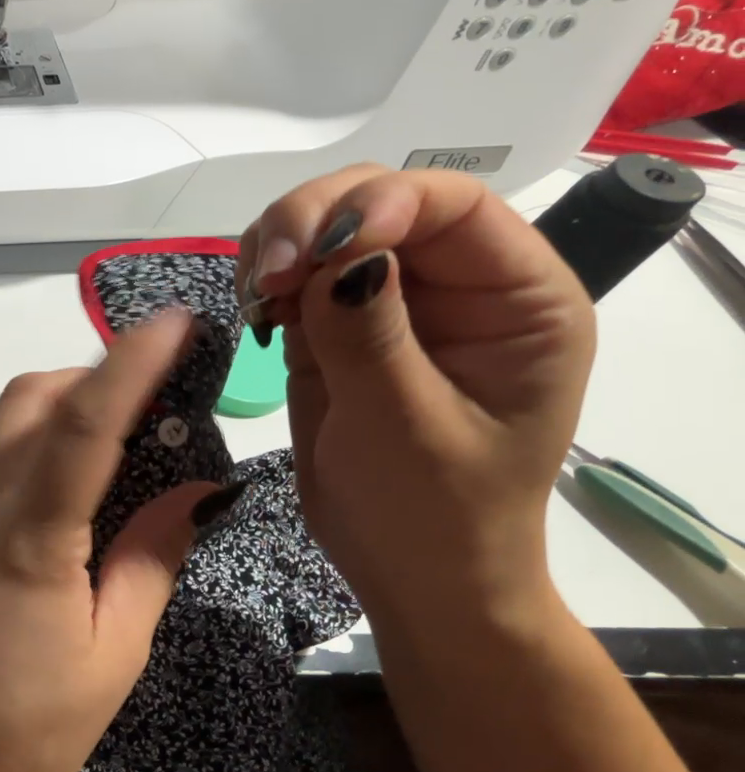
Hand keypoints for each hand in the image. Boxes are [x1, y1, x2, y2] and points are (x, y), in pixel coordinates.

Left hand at [0, 310, 229, 771]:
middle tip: (164, 386)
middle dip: (97, 373)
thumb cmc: (50, 713)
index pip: (82, 426)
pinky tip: (85, 454)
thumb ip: (156, 548)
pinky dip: (44, 427)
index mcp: (29, 536)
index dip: (129, 365)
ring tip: (133, 418)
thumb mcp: (122, 639)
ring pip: (11, 416)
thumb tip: (201, 483)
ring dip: (68, 396)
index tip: (175, 321)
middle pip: (34, 400)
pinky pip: (0, 447)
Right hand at [237, 166, 595, 634]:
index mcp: (517, 300)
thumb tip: (331, 255)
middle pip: (376, 201)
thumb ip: (371, 335)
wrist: (406, 570)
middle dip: (311, 222)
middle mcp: (455, 285)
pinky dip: (261, 279)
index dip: (383, 203)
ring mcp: (389, 303)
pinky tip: (254, 312)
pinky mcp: (331, 327)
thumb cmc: (433, 511)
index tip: (318, 249)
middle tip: (264, 278)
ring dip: (276, 248)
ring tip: (255, 301)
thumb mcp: (406, 426)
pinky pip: (291, 274)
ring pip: (321, 228)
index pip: (454, 206)